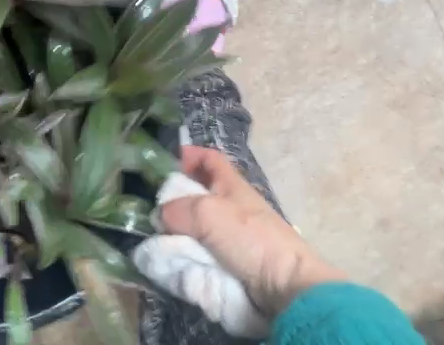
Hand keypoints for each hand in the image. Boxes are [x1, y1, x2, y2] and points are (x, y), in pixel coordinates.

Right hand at [157, 146, 344, 314]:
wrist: (288, 287)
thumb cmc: (250, 237)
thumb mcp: (206, 212)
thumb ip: (176, 209)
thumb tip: (161, 217)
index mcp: (231, 185)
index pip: (209, 158)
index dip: (189, 155)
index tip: (166, 162)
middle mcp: (233, 207)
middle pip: (199, 194)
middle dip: (176, 200)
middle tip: (154, 208)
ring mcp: (235, 237)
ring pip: (198, 226)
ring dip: (181, 232)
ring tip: (161, 239)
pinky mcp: (236, 263)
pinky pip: (205, 253)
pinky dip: (191, 255)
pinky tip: (177, 260)